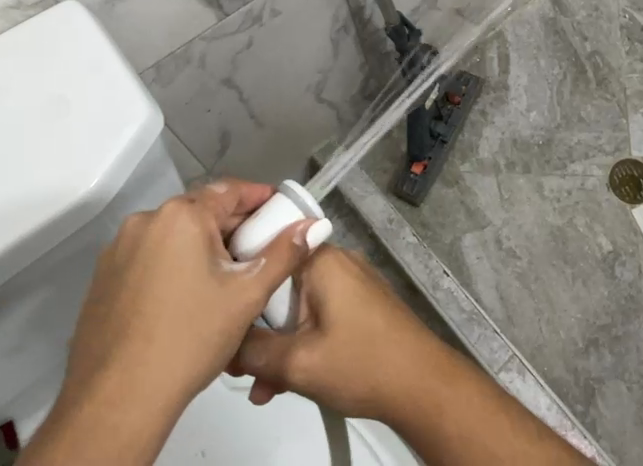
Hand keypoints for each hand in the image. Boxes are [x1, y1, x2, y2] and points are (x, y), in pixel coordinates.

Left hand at [22, 180, 320, 465]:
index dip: (260, 198)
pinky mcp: (103, 278)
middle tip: (261, 252)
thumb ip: (285, 253)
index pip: (230, 190)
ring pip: (174, 235)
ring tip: (227, 278)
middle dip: (233, 227)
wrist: (117, 400)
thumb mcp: (248, 294)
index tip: (282, 213)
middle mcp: (145, 221)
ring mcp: (118, 250)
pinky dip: (174, 265)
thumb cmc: (191, 339)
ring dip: (202, 246)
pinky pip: (150, 257)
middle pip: (201, 211)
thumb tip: (315, 225)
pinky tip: (188, 297)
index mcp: (181, 216)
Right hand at [228, 245, 454, 423]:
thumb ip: (252, 351)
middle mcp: (336, 263)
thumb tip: (222, 343)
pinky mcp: (360, 306)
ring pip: (296, 308)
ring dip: (276, 345)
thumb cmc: (361, 364)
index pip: (266, 253)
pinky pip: (316, 317)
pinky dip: (300, 344)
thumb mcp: (296, 364)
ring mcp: (351, 284)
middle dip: (257, 329)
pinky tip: (282, 383)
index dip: (239, 284)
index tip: (219, 316)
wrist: (423, 384)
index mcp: (321, 261)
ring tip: (260, 388)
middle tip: (237, 368)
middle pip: (279, 287)